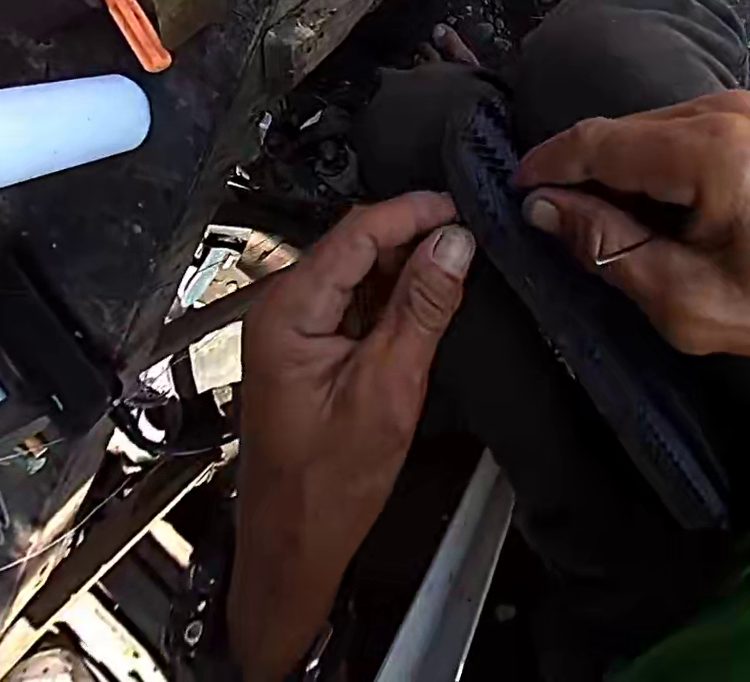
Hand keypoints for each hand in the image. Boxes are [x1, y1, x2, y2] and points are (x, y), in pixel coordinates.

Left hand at [228, 192, 475, 680]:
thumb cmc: (328, 482)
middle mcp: (284, 304)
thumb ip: (422, 308)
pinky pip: (357, 295)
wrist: (293, 541)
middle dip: (412, 236)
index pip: (356, 233)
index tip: (457, 208)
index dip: (411, 213)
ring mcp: (296, 320)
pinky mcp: (312, 337)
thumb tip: (454, 244)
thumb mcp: (389, 388)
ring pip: (360, 266)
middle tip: (465, 240)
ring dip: (406, 264)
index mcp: (288, 310)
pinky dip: (394, 291)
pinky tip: (425, 297)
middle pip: (355, 243)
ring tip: (454, 266)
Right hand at [512, 90, 749, 385]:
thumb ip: (607, 247)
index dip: (545, 166)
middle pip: (615, 133)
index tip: (516, 194)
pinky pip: (670, 133)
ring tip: (616, 231)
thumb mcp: (689, 301)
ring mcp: (741, 107)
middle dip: (579, 177)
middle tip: (566, 230)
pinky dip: (645, 169)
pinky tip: (656, 212)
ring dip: (612, 176)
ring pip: (639, 132)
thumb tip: (543, 207)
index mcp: (710, 151)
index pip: (596, 143)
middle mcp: (722, 109)